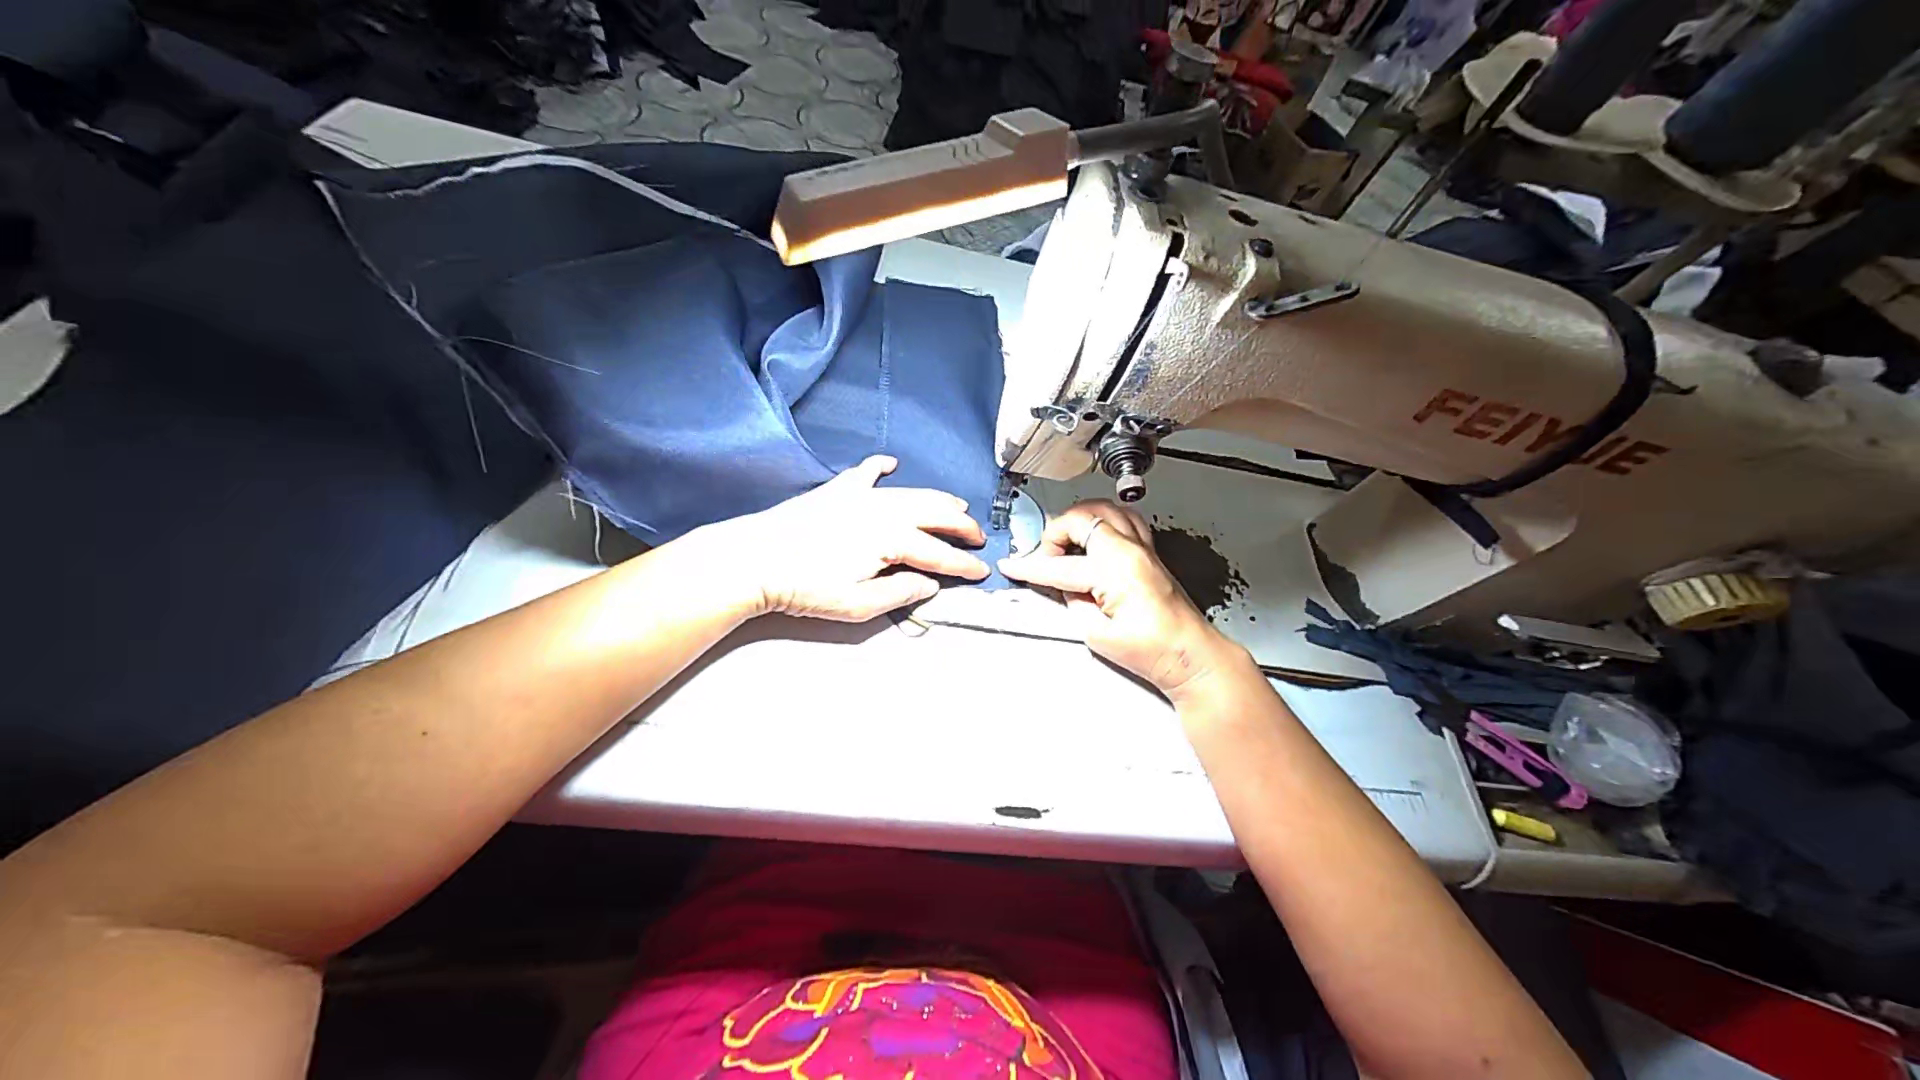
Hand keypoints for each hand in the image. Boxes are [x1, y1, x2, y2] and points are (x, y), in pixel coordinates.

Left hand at [696, 456, 989, 622]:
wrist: (756, 559)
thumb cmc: (802, 586)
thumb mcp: (857, 605)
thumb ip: (899, 592)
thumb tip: (928, 585)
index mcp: (892, 540)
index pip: (940, 553)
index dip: (964, 564)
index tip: (980, 571)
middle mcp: (883, 511)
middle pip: (935, 514)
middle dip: (962, 526)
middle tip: (977, 538)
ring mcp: (860, 496)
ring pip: (911, 492)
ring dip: (938, 499)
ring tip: (956, 506)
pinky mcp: (836, 491)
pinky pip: (866, 472)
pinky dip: (881, 468)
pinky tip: (891, 465)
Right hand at [998, 500, 1249, 700]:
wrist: (1191, 656)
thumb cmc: (1156, 650)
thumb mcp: (1098, 634)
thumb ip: (1075, 603)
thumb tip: (1066, 588)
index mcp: (1114, 568)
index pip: (1059, 565)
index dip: (1030, 567)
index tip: (1013, 566)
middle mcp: (1130, 549)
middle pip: (1080, 519)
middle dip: (1054, 534)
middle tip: (1045, 558)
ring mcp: (1143, 547)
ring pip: (1104, 509)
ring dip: (1079, 521)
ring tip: (1067, 542)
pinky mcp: (1152, 553)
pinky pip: (1126, 519)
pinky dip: (1104, 521)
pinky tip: (1097, 537)